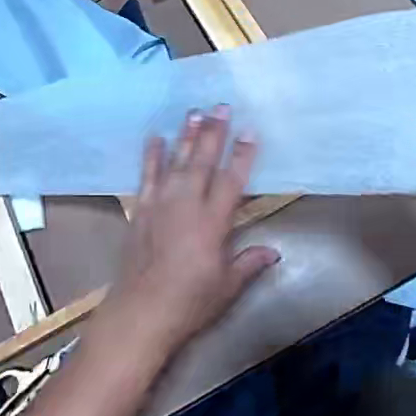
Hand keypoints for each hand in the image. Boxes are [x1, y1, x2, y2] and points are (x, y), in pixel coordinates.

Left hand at [95, 106, 279, 362]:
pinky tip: (155, 137)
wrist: (142, 309)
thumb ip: (249, 263)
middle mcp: (187, 205)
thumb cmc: (190, 302)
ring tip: (194, 112)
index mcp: (213, 223)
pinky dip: (151, 155)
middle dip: (214, 132)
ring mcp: (161, 203)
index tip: (249, 131)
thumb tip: (274, 251)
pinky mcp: (142, 208)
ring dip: (186, 136)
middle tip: (221, 106)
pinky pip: (147, 175)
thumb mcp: (227, 287)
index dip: (242, 155)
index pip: (232, 181)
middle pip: (203, 162)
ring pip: (176, 161)